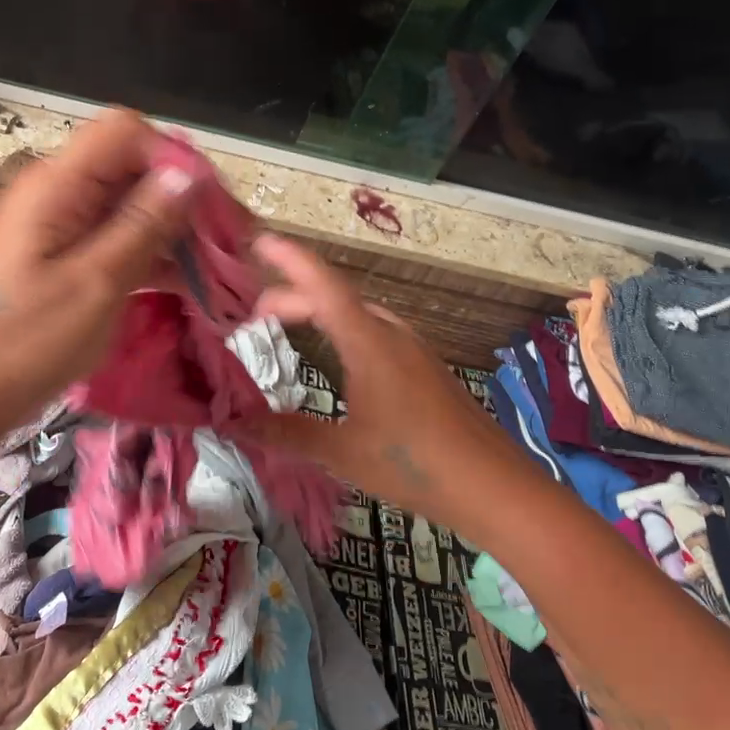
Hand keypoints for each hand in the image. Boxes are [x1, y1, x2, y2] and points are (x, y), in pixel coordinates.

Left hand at [0, 109, 193, 432]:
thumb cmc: (29, 340)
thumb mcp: (97, 282)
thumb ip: (144, 224)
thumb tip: (189, 174)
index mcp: (57, 185)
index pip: (124, 133)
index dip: (172, 157)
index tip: (210, 202)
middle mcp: (60, 193)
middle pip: (133, 167)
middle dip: (184, 196)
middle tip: (231, 238)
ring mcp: (63, 225)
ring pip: (132, 206)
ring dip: (176, 230)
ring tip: (223, 265)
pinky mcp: (69, 256)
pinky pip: (120, 238)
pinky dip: (154, 254)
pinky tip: (193, 283)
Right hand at [230, 235, 516, 515]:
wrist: (495, 488)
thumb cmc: (415, 464)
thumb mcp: (343, 452)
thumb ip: (287, 434)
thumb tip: (234, 423)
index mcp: (368, 343)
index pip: (322, 285)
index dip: (289, 259)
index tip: (258, 242)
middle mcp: (391, 335)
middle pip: (334, 297)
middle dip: (290, 298)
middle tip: (252, 316)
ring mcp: (413, 350)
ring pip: (356, 314)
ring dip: (318, 312)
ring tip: (287, 328)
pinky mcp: (425, 368)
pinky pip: (373, 331)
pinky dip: (341, 329)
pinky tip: (337, 358)